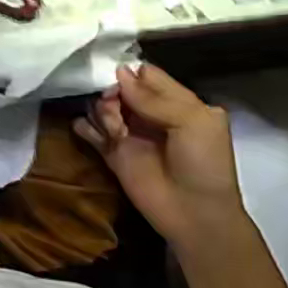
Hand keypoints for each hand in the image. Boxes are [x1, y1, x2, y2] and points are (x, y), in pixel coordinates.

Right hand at [74, 64, 246, 251]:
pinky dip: (84, 127)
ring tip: (114, 132)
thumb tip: (119, 73)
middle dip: (112, 94)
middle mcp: (149, 113)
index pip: (146, 74)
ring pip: (102, 107)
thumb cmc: (203, 163)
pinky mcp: (112, 154)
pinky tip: (91, 132)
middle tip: (115, 110)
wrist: (194, 213)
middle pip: (119, 88)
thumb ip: (155, 98)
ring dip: (101, 112)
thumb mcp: (193, 121)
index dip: (130, 73)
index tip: (118, 78)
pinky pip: (90, 132)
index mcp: (176, 101)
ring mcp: (129, 133)